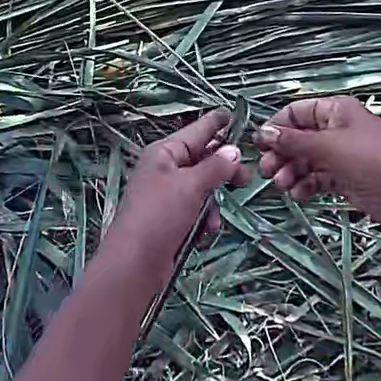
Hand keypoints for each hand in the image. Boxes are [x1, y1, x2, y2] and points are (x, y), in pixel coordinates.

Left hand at [110, 109, 246, 255]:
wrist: (134, 265)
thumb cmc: (159, 216)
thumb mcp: (191, 186)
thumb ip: (216, 167)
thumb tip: (233, 150)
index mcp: (164, 152)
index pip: (196, 130)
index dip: (216, 123)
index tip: (235, 115)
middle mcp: (164, 169)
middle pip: (202, 159)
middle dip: (223, 169)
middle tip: (245, 178)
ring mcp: (166, 194)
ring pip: (202, 187)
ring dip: (213, 201)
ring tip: (215, 218)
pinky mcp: (169, 218)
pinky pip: (195, 209)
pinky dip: (203, 218)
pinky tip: (205, 231)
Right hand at [253, 96, 380, 224]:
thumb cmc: (371, 161)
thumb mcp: (328, 147)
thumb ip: (292, 141)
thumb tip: (263, 133)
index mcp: (336, 110)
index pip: (297, 111)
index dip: (277, 126)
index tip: (259, 144)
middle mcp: (337, 129)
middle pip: (299, 137)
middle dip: (281, 153)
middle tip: (266, 169)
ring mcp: (341, 154)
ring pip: (306, 159)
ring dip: (291, 171)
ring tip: (283, 185)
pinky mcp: (345, 177)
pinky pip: (317, 177)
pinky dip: (306, 184)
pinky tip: (299, 194)